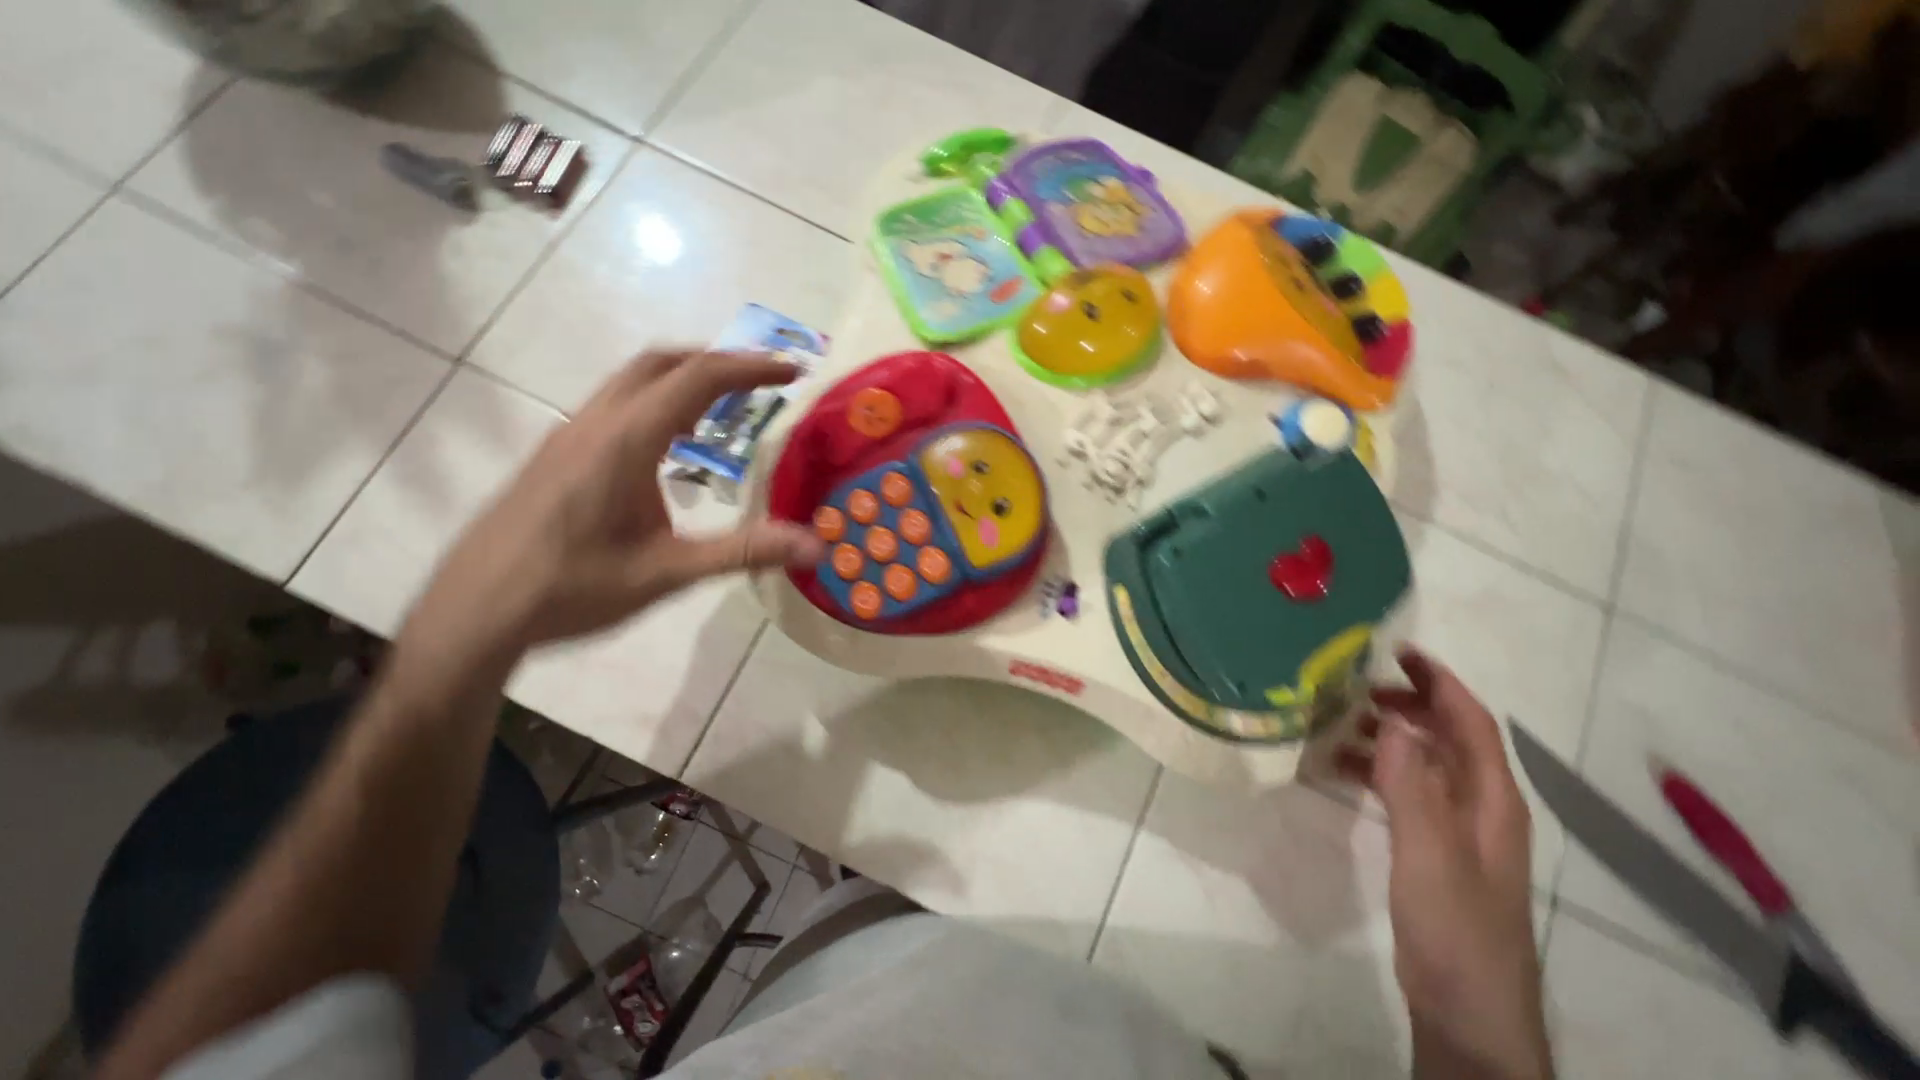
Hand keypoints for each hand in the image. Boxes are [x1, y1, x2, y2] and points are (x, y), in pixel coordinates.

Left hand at [398, 349, 825, 674]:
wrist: (474, 609)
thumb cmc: (571, 589)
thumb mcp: (665, 573)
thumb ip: (742, 552)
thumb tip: (814, 546)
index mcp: (626, 440)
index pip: (698, 378)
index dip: (751, 368)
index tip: (792, 371)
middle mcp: (595, 422)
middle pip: (661, 362)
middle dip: (716, 362)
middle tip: (760, 385)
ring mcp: (568, 435)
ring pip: (631, 382)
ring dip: (681, 382)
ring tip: (721, 416)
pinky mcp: (555, 455)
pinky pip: (613, 406)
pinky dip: (654, 404)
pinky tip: (665, 454)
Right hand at [1357, 649, 1552, 1079]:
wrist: (1470, 1013)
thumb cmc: (1457, 930)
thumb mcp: (1431, 855)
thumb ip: (1413, 787)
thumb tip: (1392, 719)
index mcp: (1492, 801)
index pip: (1471, 723)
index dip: (1439, 682)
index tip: (1397, 651)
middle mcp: (1480, 807)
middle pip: (1446, 738)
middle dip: (1404, 705)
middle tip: (1349, 686)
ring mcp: (1457, 833)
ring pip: (1422, 765)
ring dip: (1384, 738)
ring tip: (1332, 723)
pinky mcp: (1433, 855)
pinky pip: (1405, 795)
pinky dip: (1376, 775)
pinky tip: (1337, 773)